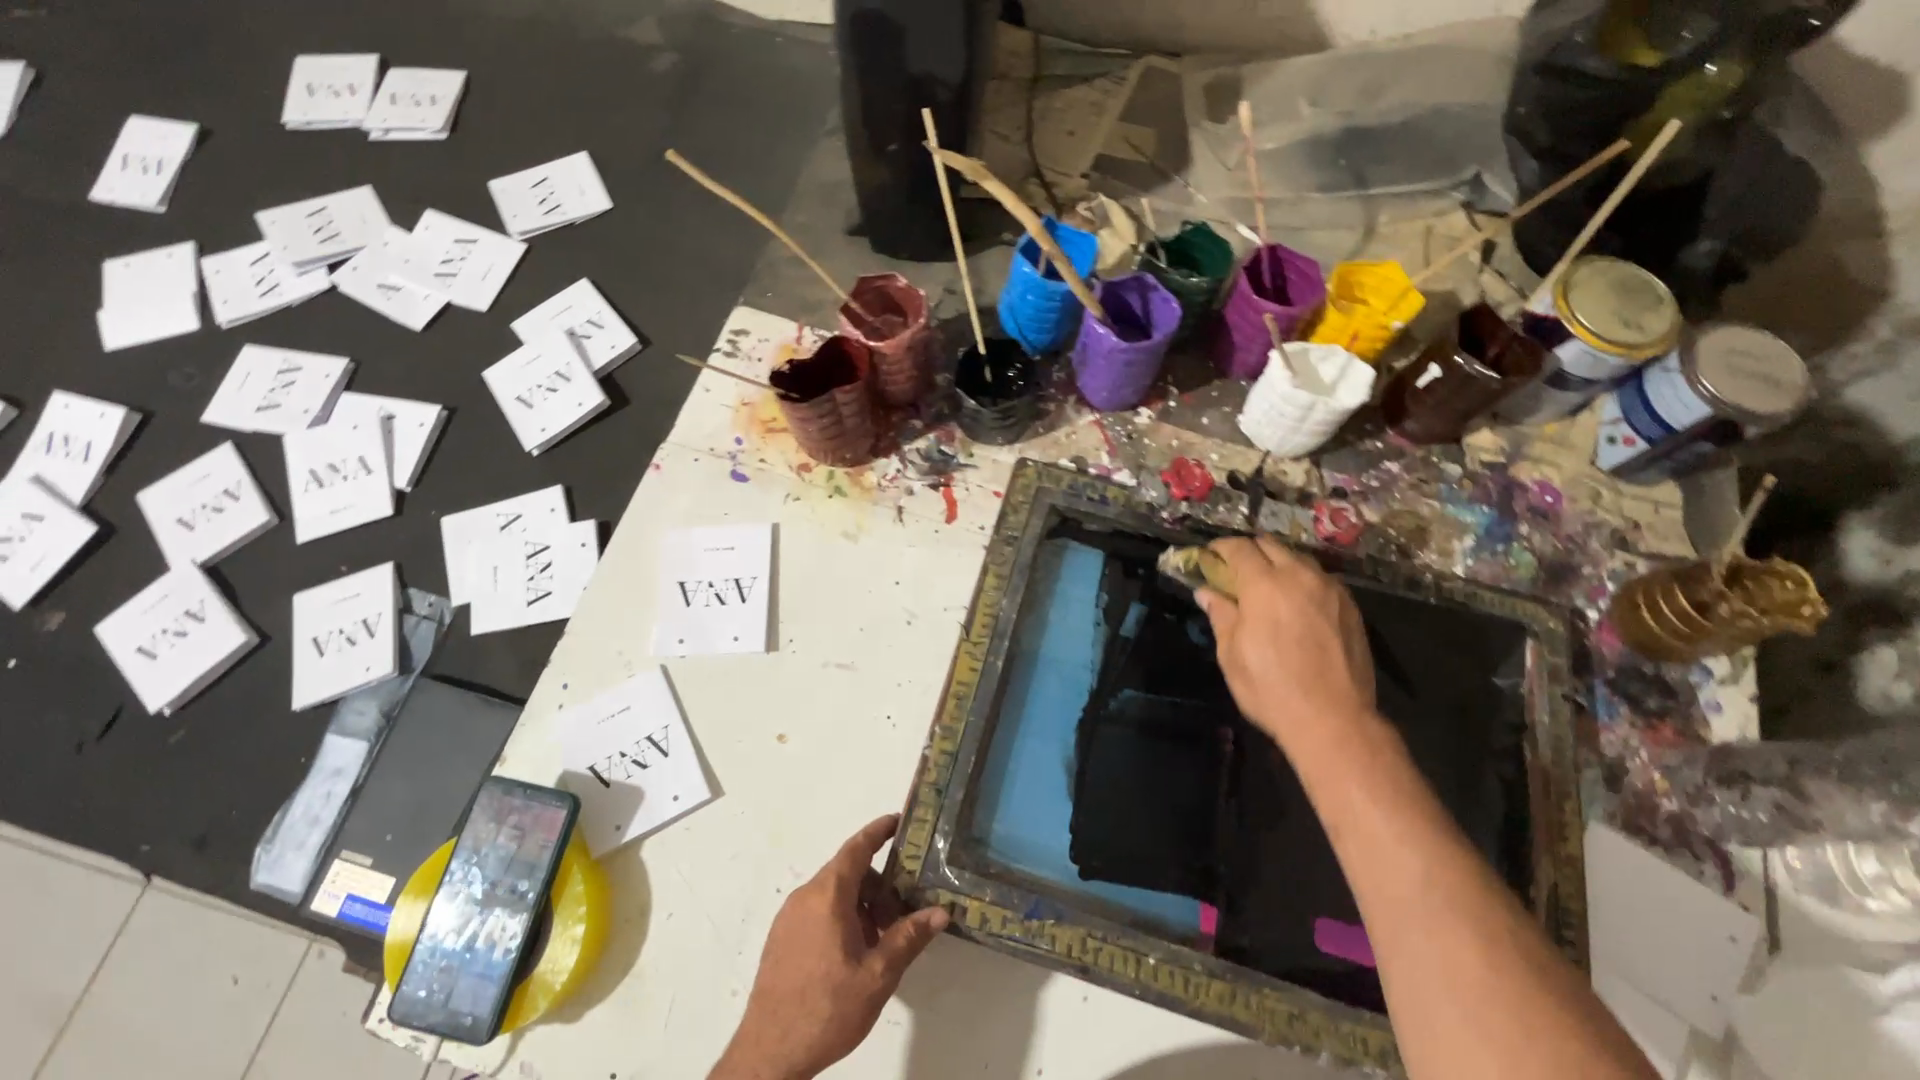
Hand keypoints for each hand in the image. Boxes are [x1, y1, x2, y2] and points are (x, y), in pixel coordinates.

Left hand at [711, 814, 949, 1079]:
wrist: (770, 1052)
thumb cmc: (827, 1008)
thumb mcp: (878, 974)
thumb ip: (908, 938)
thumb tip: (939, 912)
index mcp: (827, 896)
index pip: (856, 849)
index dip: (878, 832)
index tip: (898, 822)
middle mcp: (804, 898)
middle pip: (847, 873)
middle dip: (878, 883)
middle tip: (905, 907)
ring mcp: (789, 919)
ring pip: (832, 895)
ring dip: (861, 905)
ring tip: (884, 937)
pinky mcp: (782, 939)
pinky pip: (818, 912)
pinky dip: (842, 917)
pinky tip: (858, 952)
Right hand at [1196, 536, 1375, 748]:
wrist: (1333, 719)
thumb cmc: (1270, 688)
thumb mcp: (1231, 655)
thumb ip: (1221, 615)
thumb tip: (1207, 592)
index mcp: (1264, 584)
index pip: (1238, 548)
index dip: (1219, 548)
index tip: (1208, 558)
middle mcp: (1299, 576)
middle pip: (1271, 545)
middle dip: (1250, 551)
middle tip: (1235, 571)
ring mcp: (1330, 589)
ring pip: (1300, 559)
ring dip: (1279, 564)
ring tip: (1268, 587)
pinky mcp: (1351, 607)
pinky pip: (1321, 580)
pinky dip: (1303, 582)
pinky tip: (1298, 605)